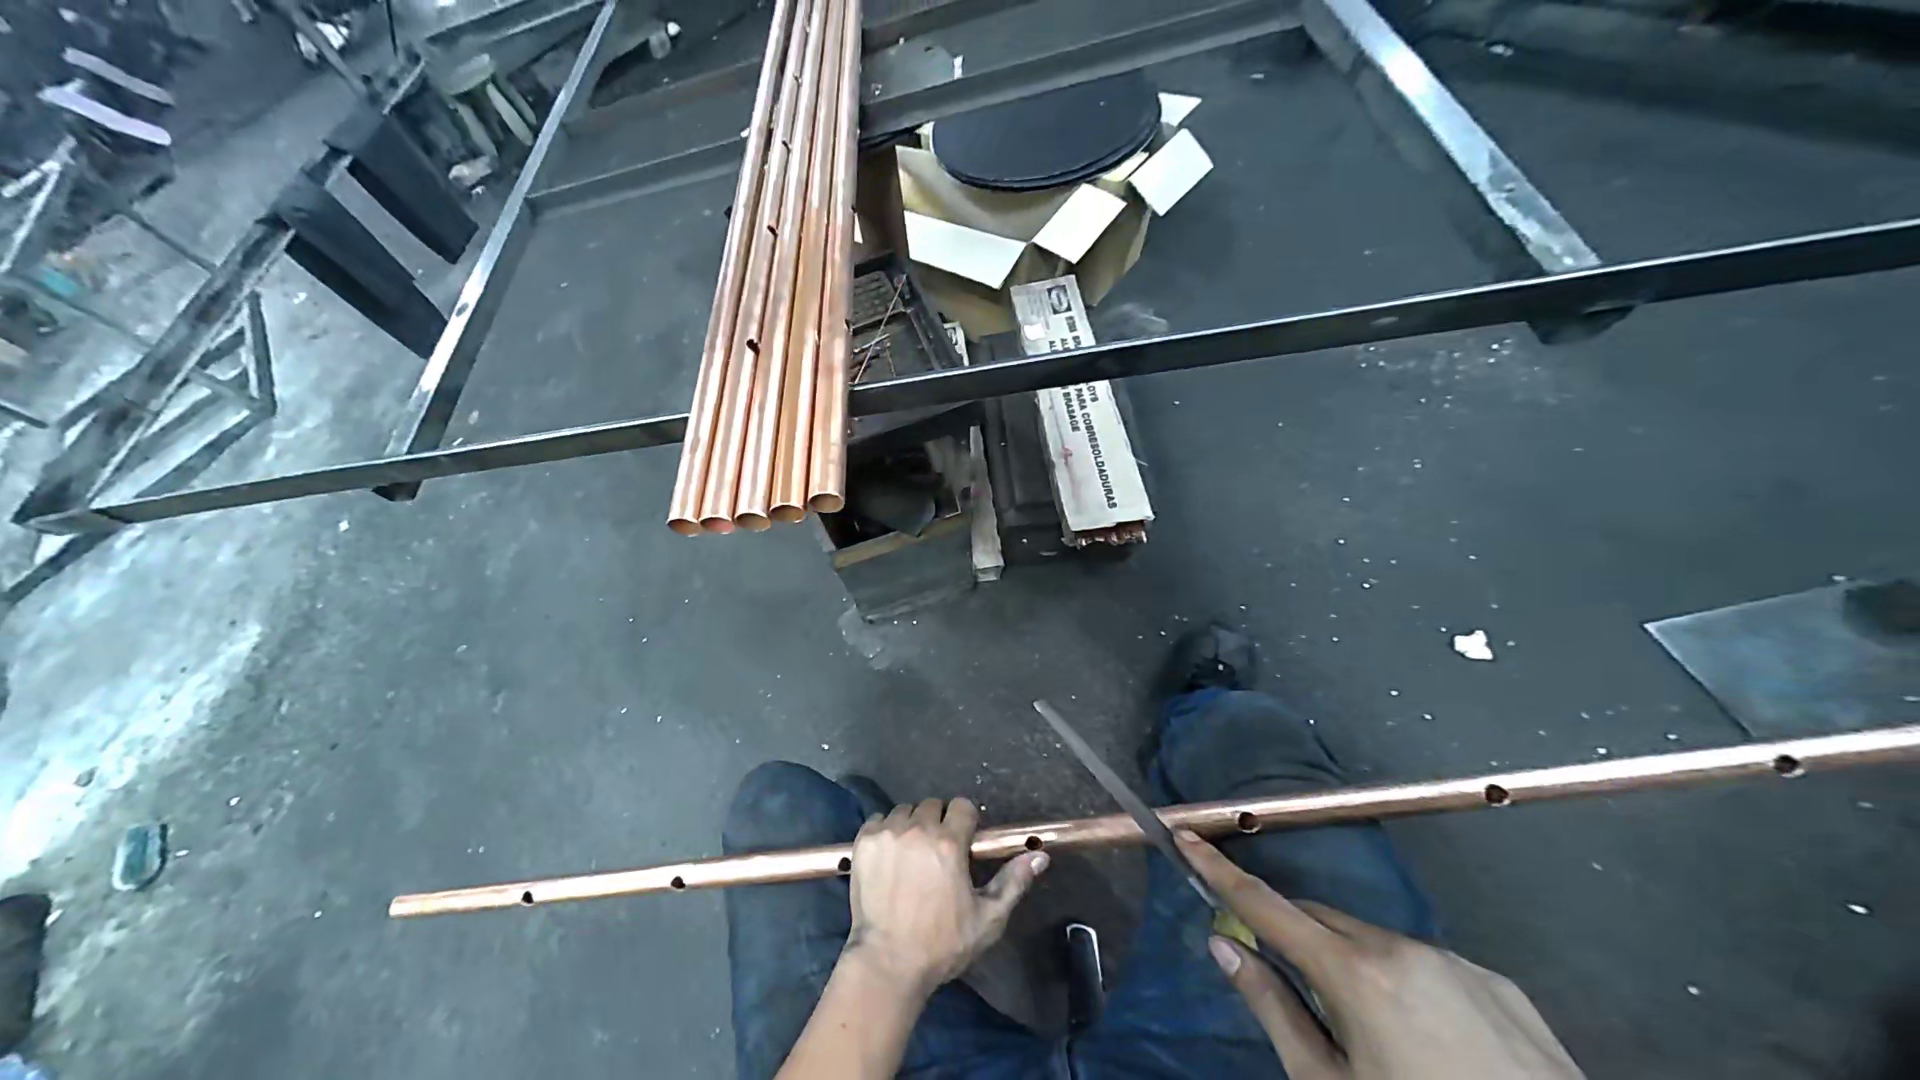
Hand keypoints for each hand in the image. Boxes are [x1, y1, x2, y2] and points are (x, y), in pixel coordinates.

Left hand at [842, 798, 1047, 997]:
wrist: (887, 962)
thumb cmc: (942, 943)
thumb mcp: (988, 918)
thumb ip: (1013, 881)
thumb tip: (1041, 855)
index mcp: (949, 842)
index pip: (962, 806)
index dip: (966, 822)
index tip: (964, 842)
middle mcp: (918, 830)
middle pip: (933, 805)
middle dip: (939, 822)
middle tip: (938, 852)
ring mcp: (887, 834)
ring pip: (905, 811)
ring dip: (912, 825)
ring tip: (913, 854)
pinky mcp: (864, 843)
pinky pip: (879, 820)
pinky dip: (886, 831)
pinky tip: (890, 855)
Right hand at [1176, 830, 1584, 1079]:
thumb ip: (1272, 1008)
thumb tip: (1222, 946)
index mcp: (1353, 973)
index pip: (1265, 906)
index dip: (1219, 873)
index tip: (1185, 838)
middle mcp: (1402, 948)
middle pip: (1320, 920)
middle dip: (1292, 935)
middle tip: (1284, 978)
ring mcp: (1457, 961)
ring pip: (1375, 943)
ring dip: (1351, 964)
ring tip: (1373, 1034)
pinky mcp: (1499, 983)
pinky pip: (1428, 965)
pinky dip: (1406, 984)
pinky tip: (1432, 1044)